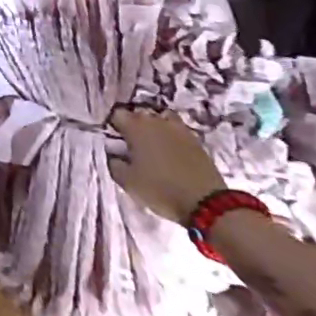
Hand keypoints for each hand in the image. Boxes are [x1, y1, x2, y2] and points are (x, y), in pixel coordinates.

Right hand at [109, 109, 225, 222]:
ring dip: (153, 128)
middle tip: (131, 146)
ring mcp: (177, 126)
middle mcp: (156, 120)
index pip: (117, 115)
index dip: (113, 126)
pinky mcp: (193, 136)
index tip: (113, 140)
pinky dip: (170, 136)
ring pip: (159, 119)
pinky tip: (170, 151)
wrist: (203, 200)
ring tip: (152, 145)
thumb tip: (112, 154)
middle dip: (133, 126)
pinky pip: (176, 129)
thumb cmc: (159, 189)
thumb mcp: (128, 182)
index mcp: (136, 127)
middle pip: (138, 115)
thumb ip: (115, 164)